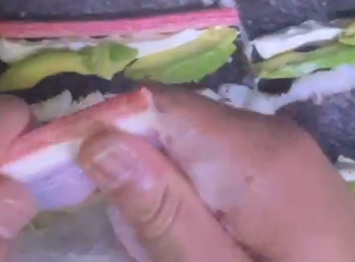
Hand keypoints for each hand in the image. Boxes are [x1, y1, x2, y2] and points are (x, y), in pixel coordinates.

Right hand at [79, 86, 354, 261]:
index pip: (155, 106)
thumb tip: (95, 139)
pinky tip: (200, 245)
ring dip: (161, 188)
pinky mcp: (292, 178)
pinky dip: (192, 196)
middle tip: (131, 241)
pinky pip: (217, 164)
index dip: (103, 132)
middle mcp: (274, 133)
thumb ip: (163, 215)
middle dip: (134, 169)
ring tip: (164, 251)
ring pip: (188, 144)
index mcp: (261, 152)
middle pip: (170, 123)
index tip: (62, 174)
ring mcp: (288, 154)